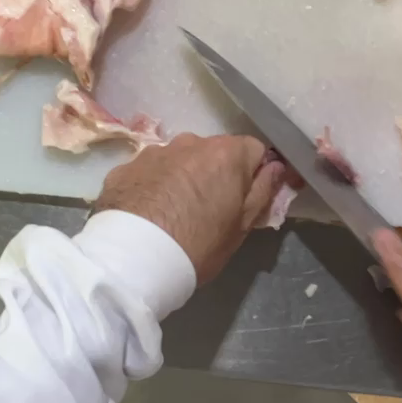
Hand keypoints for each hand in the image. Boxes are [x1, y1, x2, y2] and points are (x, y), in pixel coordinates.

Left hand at [97, 134, 284, 283]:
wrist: (133, 259)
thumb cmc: (199, 245)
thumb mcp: (242, 226)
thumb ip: (263, 191)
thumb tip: (276, 167)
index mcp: (227, 154)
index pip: (255, 149)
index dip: (255, 173)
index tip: (247, 197)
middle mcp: (191, 142)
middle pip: (215, 151)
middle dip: (216, 173)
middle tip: (210, 208)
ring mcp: (155, 152)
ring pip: (180, 159)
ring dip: (183, 176)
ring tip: (175, 211)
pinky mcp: (125, 166)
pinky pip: (150, 171)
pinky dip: (154, 185)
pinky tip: (149, 212)